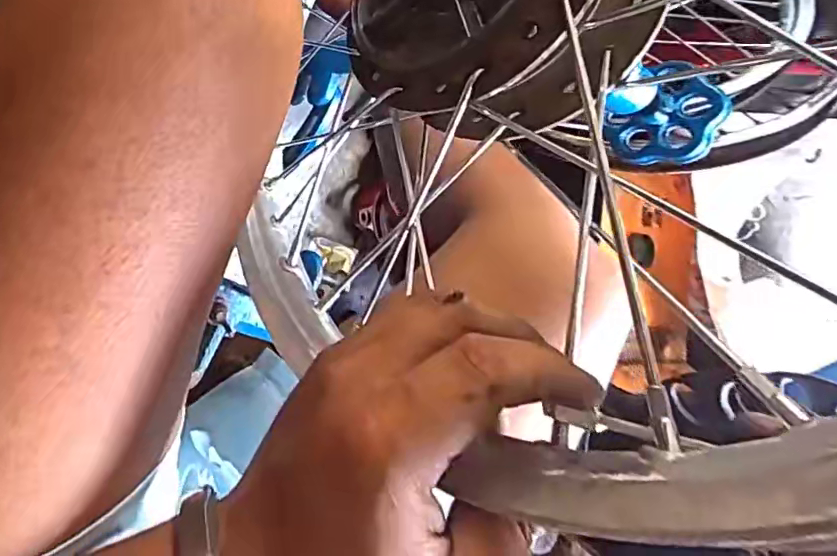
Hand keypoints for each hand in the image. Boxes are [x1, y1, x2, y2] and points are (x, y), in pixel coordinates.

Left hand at [214, 290, 602, 555]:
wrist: (252, 555)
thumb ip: (501, 531)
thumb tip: (534, 483)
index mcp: (388, 430)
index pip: (482, 364)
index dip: (545, 369)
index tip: (585, 392)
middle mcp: (360, 373)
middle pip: (456, 318)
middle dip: (518, 336)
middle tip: (557, 375)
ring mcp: (339, 357)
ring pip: (424, 305)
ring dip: (478, 322)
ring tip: (516, 362)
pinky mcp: (329, 357)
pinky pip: (395, 317)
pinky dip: (440, 325)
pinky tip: (461, 359)